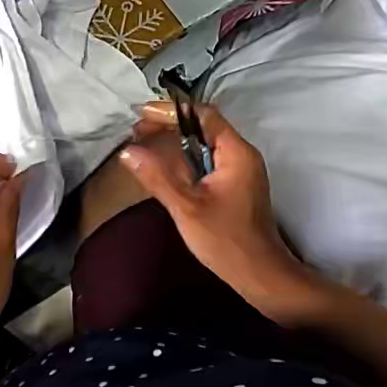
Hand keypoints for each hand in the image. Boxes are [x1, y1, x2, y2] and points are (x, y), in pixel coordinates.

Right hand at [117, 100, 327, 321]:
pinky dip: (182, 158)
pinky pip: (205, 160)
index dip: (171, 112)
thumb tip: (127, 151)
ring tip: (142, 145)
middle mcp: (241, 155)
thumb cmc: (225, 240)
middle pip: (203, 127)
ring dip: (173, 142)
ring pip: (203, 144)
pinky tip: (162, 167)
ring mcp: (239, 170)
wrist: (258, 274)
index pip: (203, 116)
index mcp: (236, 154)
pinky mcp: (233, 185)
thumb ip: (157, 176)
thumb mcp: (185, 207)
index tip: (141, 115)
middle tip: (136, 131)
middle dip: (168, 126)